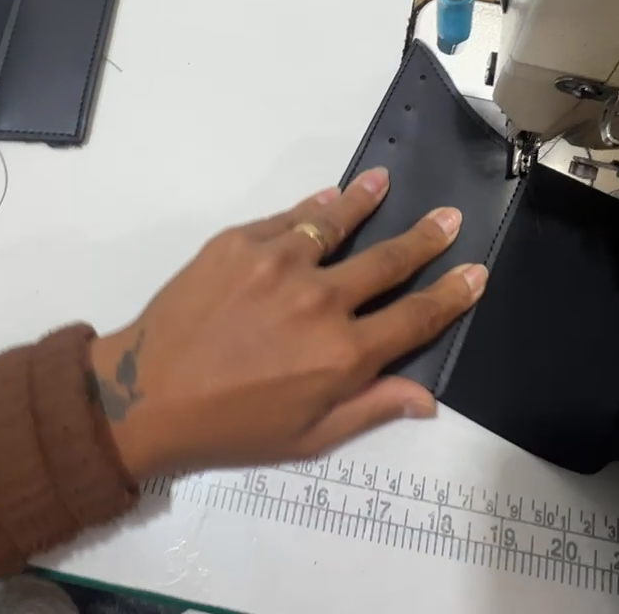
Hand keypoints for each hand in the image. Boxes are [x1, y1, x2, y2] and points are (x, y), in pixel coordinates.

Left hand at [89, 167, 486, 479]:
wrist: (144, 395)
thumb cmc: (231, 426)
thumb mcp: (307, 437)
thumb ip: (371, 408)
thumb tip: (429, 398)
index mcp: (342, 354)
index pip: (415, 317)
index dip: (452, 294)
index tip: (475, 272)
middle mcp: (320, 300)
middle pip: (388, 261)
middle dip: (424, 239)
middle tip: (447, 217)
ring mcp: (279, 262)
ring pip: (337, 223)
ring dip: (366, 201)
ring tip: (386, 181)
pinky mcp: (241, 240)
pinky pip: (289, 217)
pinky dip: (314, 205)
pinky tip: (331, 195)